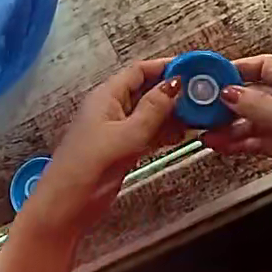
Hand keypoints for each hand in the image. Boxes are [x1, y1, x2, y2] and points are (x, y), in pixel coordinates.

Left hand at [23, 59, 183, 237]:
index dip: (165, 66)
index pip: (139, 70)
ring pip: (149, 113)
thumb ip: (153, 109)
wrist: (68, 204)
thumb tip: (175, 83)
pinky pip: (147, 132)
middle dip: (173, 90)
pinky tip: (183, 134)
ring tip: (200, 113)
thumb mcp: (128, 134)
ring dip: (172, 113)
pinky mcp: (122, 149)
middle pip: (146, 90)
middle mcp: (112, 108)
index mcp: (107, 96)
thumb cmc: (90, 165)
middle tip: (203, 93)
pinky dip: (164, 132)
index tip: (193, 67)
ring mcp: (117, 129)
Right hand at [202, 54, 271, 213]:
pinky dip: (243, 144)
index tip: (207, 76)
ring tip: (203, 133)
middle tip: (198, 110)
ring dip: (230, 127)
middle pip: (255, 95)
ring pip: (255, 122)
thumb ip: (261, 109)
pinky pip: (263, 142)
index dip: (235, 69)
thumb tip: (228, 92)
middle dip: (227, 102)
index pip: (262, 67)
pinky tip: (223, 147)